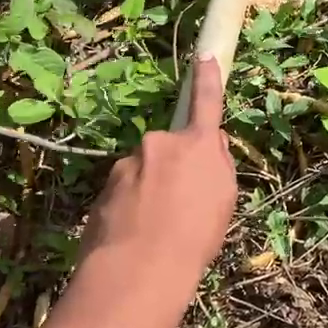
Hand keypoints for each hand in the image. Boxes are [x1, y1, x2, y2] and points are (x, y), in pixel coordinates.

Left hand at [81, 55, 237, 286]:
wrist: (137, 271)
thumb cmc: (195, 234)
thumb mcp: (225, 198)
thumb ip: (217, 165)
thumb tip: (208, 149)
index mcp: (195, 144)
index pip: (206, 102)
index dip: (208, 79)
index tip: (205, 56)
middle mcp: (158, 145)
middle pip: (172, 149)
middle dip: (176, 167)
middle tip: (186, 204)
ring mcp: (126, 166)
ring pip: (145, 172)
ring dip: (152, 191)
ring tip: (160, 229)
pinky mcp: (102, 190)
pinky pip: (124, 193)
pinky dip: (132, 209)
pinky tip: (137, 237)